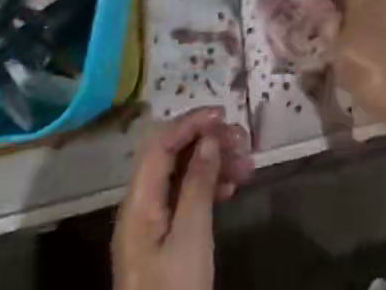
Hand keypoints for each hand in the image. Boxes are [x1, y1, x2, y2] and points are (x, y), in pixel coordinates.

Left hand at [112, 108, 253, 289]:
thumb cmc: (175, 289)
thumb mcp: (192, 236)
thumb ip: (198, 184)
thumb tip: (209, 138)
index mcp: (138, 203)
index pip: (159, 145)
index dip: (190, 123)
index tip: (224, 114)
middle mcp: (140, 206)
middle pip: (171, 156)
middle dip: (207, 142)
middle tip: (243, 141)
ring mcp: (152, 223)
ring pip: (182, 175)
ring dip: (214, 163)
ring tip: (247, 165)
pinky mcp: (164, 238)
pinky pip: (186, 197)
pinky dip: (210, 186)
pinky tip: (233, 187)